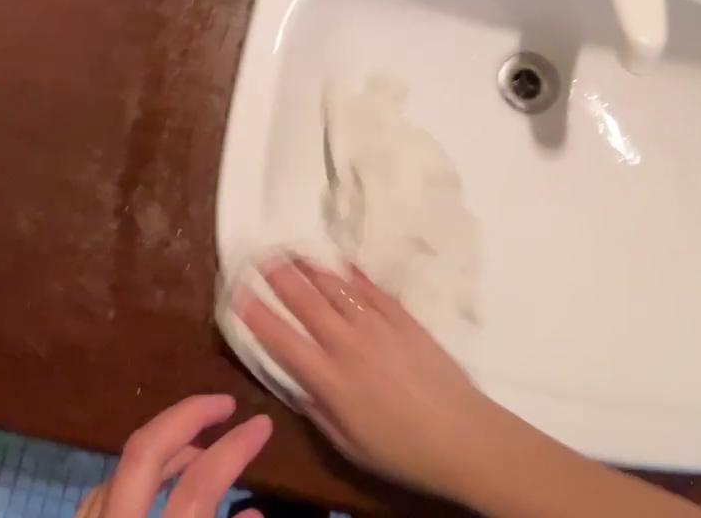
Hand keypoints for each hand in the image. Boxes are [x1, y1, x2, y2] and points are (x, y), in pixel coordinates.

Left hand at [76, 395, 271, 517]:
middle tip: (226, 404)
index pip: (198, 484)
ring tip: (199, 447)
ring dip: (164, 448)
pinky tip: (157, 485)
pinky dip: (136, 479)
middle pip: (145, 449)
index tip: (263, 424)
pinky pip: (102, 494)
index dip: (234, 449)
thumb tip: (252, 513)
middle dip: (188, 415)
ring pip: (120, 466)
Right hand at [233, 258, 506, 497]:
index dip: (257, 315)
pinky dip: (350, 274)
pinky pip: (370, 289)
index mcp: (330, 380)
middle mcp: (349, 345)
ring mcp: (378, 326)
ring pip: (335, 288)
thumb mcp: (348, 443)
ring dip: (309, 267)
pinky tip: (337, 262)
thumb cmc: (401, 450)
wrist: (462, 436)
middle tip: (259, 255)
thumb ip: (317, 408)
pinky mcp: (403, 317)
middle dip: (278, 276)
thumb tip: (296, 382)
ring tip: (290, 250)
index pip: (283, 340)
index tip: (238, 293)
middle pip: (306, 302)